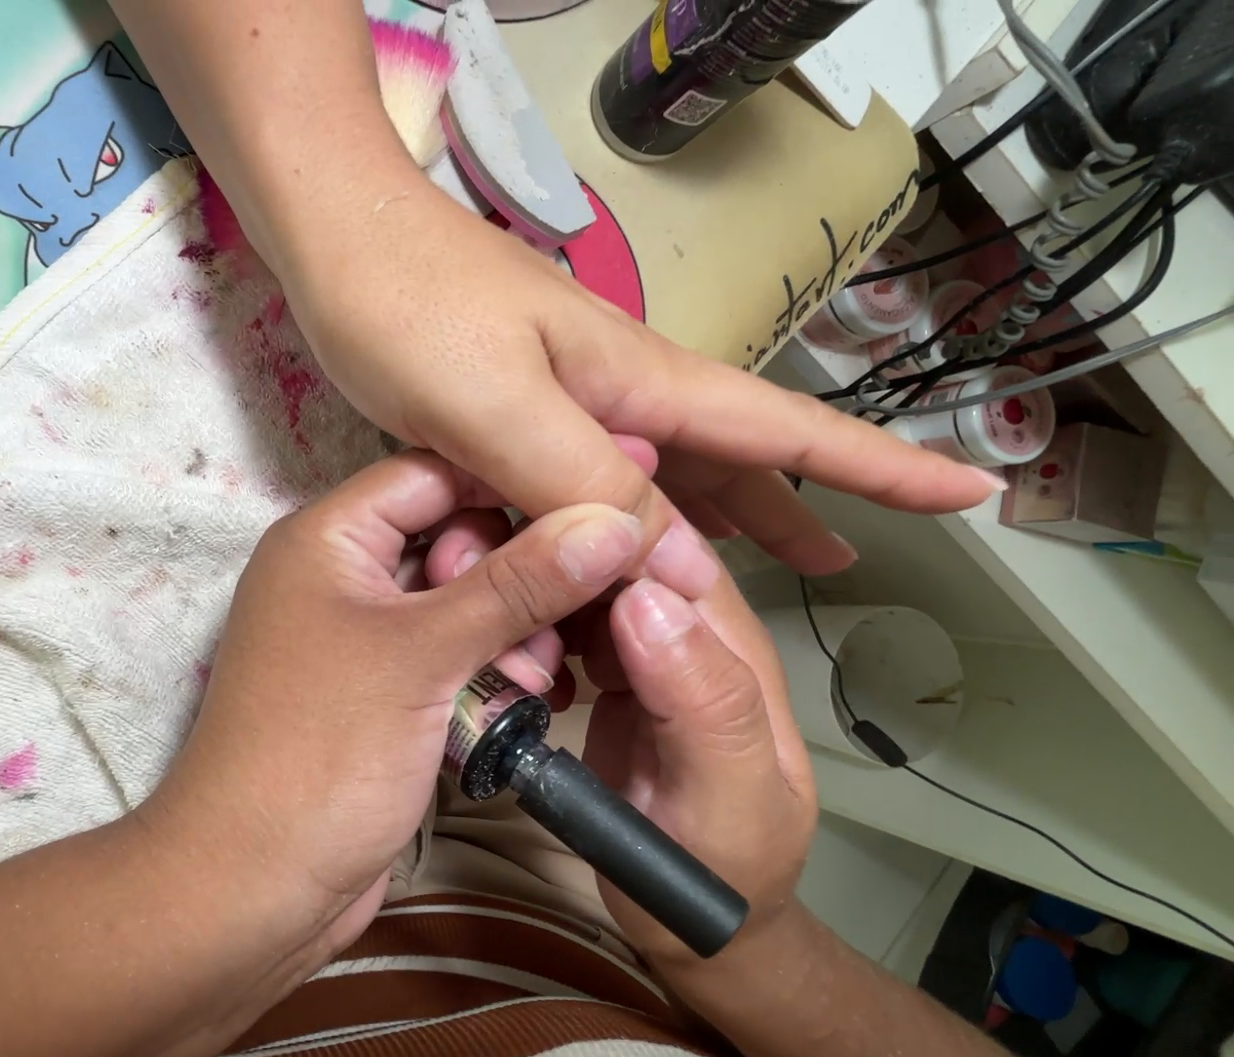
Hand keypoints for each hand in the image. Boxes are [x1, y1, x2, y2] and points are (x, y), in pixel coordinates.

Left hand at [144, 451, 645, 950]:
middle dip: (514, 574)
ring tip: (530, 678)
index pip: (432, 472)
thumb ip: (518, 583)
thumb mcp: (422, 655)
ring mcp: (360, 637)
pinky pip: (450, 655)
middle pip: (452, 536)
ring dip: (507, 631)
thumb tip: (612, 518)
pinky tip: (519, 702)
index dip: (513, 478)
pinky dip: (487, 670)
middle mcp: (339, 575)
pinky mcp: (382, 693)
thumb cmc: (322, 751)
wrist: (256, 886)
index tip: (603, 498)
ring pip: (459, 602)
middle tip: (554, 623)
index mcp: (325, 538)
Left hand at [268, 171, 1001, 584]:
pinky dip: (612, 515)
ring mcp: (557, 399)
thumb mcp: (498, 405)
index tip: (965, 495)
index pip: (777, 427)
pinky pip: (583, 476)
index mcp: (631, 384)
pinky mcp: (505, 411)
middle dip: (784, 509)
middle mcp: (608, 392)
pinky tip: (609, 538)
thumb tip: (679, 565)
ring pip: (653, 470)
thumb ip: (583, 480)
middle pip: (722, 457)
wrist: (335, 247)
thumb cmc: (409, 312)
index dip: (870, 467)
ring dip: (702, 516)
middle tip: (838, 564)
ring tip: (744, 566)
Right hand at [421, 512, 816, 963]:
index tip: (521, 525)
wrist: (700, 921)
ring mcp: (638, 652)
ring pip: (577, 587)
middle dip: (548, 555)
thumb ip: (706, 702)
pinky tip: (502, 651)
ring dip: (530, 591)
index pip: (665, 550)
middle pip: (612, 558)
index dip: (598, 524)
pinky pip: (559, 627)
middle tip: (478, 571)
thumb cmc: (726, 869)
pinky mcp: (603, 673)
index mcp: (726, 643)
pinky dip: (526, 630)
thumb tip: (642, 597)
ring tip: (484, 613)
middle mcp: (682, 631)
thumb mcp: (731, 799)